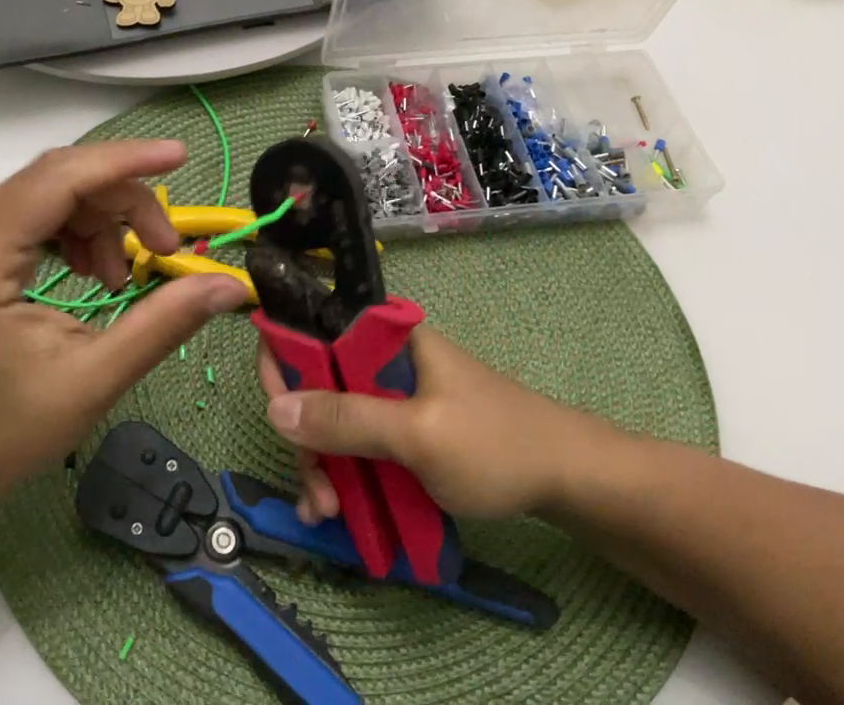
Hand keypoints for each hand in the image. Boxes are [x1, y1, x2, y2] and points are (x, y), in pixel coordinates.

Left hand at [0, 141, 250, 507]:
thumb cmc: (10, 428)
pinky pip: (40, 215)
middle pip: (58, 179)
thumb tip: (229, 285)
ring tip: (125, 277)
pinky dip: (81, 232)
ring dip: (103, 221)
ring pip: (53, 193)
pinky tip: (98, 273)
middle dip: (123, 201)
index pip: (58, 180)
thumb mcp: (95, 377)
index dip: (124, 163)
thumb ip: (163, 322)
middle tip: (166, 247)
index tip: (182, 157)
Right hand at [257, 325, 624, 520]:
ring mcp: (394, 395)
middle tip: (319, 491)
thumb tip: (275, 408)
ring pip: (334, 420)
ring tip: (329, 512)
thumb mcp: (417, 434)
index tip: (280, 420)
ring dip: (323, 465)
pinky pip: (358, 443)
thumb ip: (347, 419)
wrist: (568, 479)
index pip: (311, 331)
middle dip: (307, 439)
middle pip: (316, 385)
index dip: (283, 368)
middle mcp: (383, 359)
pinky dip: (344, 474)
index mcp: (386, 338)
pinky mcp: (404, 427)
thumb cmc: (496, 446)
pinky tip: (338, 512)